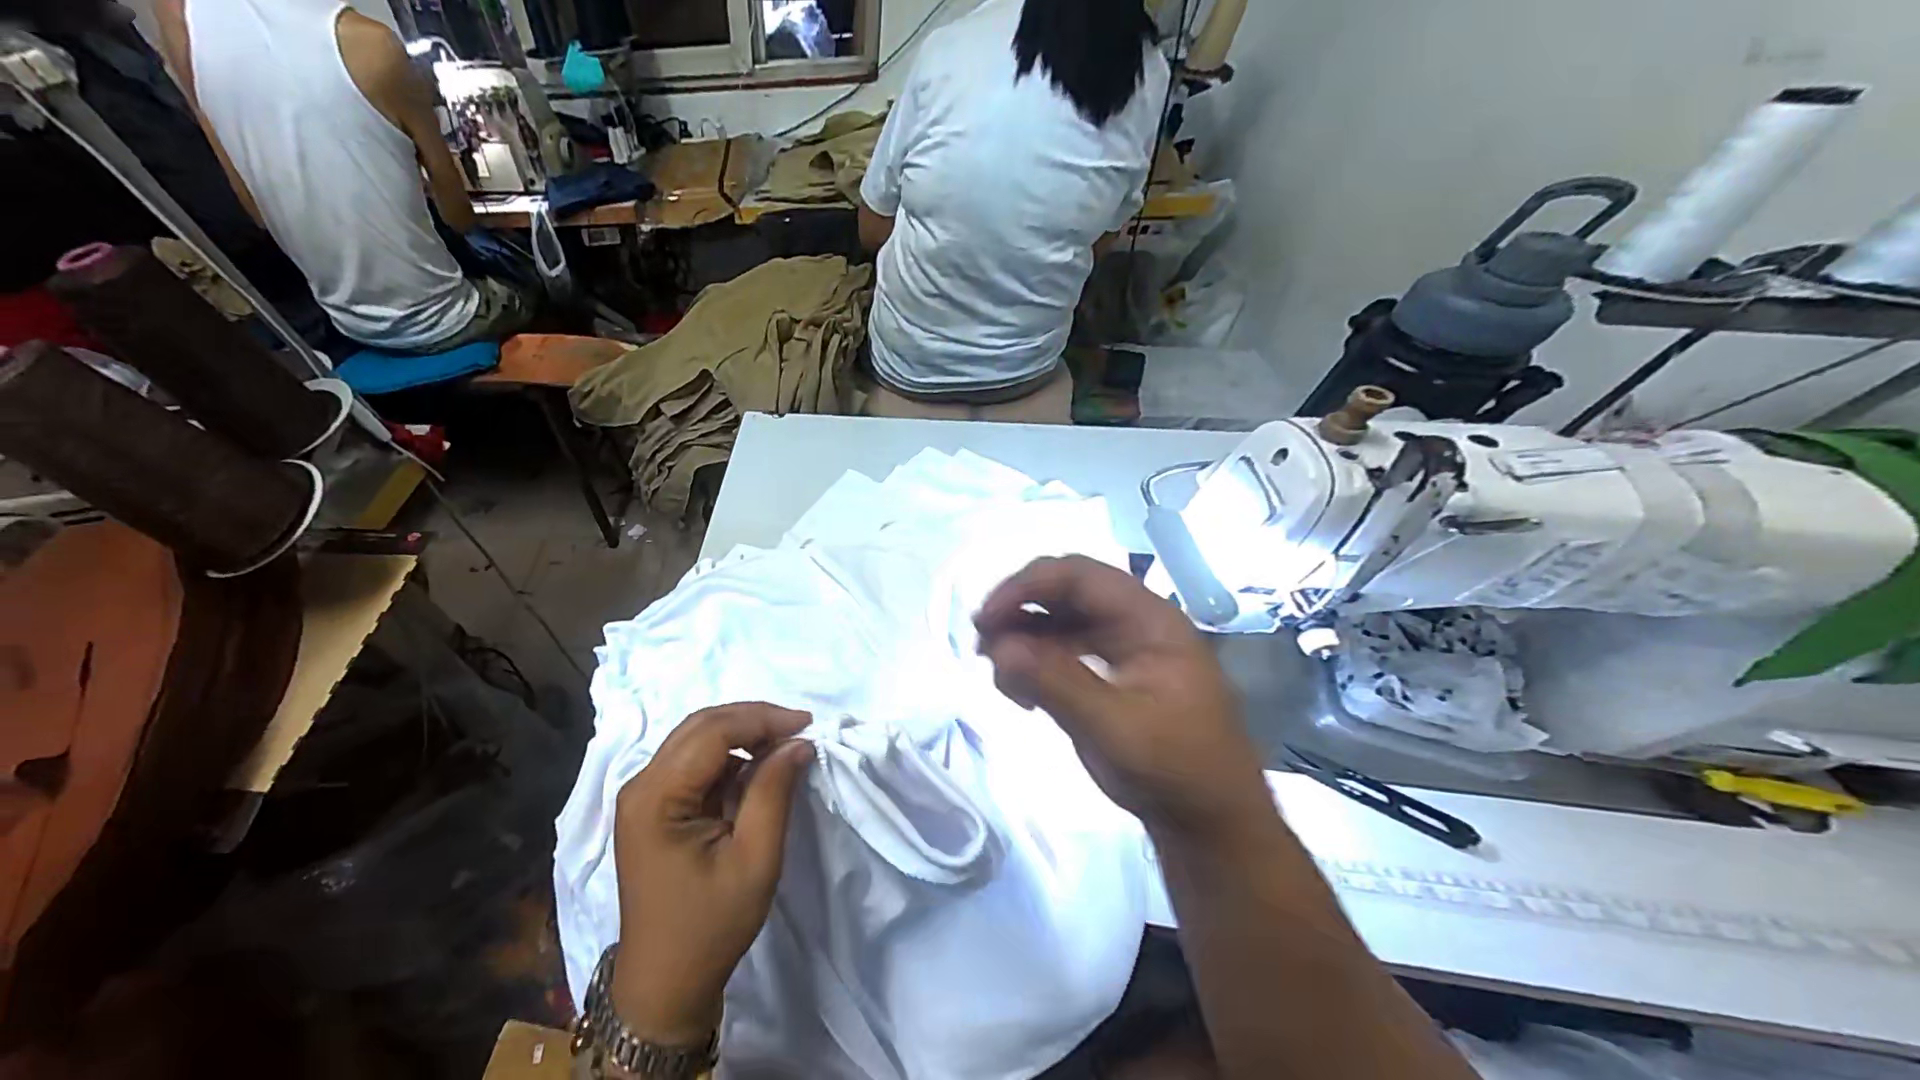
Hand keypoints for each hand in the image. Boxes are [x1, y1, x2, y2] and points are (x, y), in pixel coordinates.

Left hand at [611, 704, 813, 1045]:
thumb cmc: (710, 925)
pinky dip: (730, 757)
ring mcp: (643, 797)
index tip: (807, 725)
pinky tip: (758, 769)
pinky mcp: (654, 808)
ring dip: (742, 735)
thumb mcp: (755, 859)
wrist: (666, 983)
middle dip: (753, 720)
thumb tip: (797, 742)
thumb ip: (773, 792)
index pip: (712, 732)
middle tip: (799, 730)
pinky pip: (694, 763)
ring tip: (785, 747)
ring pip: (697, 739)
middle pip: (700, 726)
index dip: (762, 719)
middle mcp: (640, 786)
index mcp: (655, 798)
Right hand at [974, 556, 1271, 840]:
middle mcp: (1134, 623)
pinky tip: (1020, 694)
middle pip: (1066, 592)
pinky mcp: (1109, 674)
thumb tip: (1000, 647)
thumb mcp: (1114, 728)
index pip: (1080, 576)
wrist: (1211, 820)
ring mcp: (1122, 648)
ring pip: (1060, 621)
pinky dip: (1035, 663)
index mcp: (1149, 620)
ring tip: (995, 671)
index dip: (1027, 586)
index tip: (986, 618)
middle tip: (982, 643)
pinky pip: (1063, 652)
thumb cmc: (1175, 770)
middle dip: (1020, 609)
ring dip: (1023, 637)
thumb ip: (1056, 683)